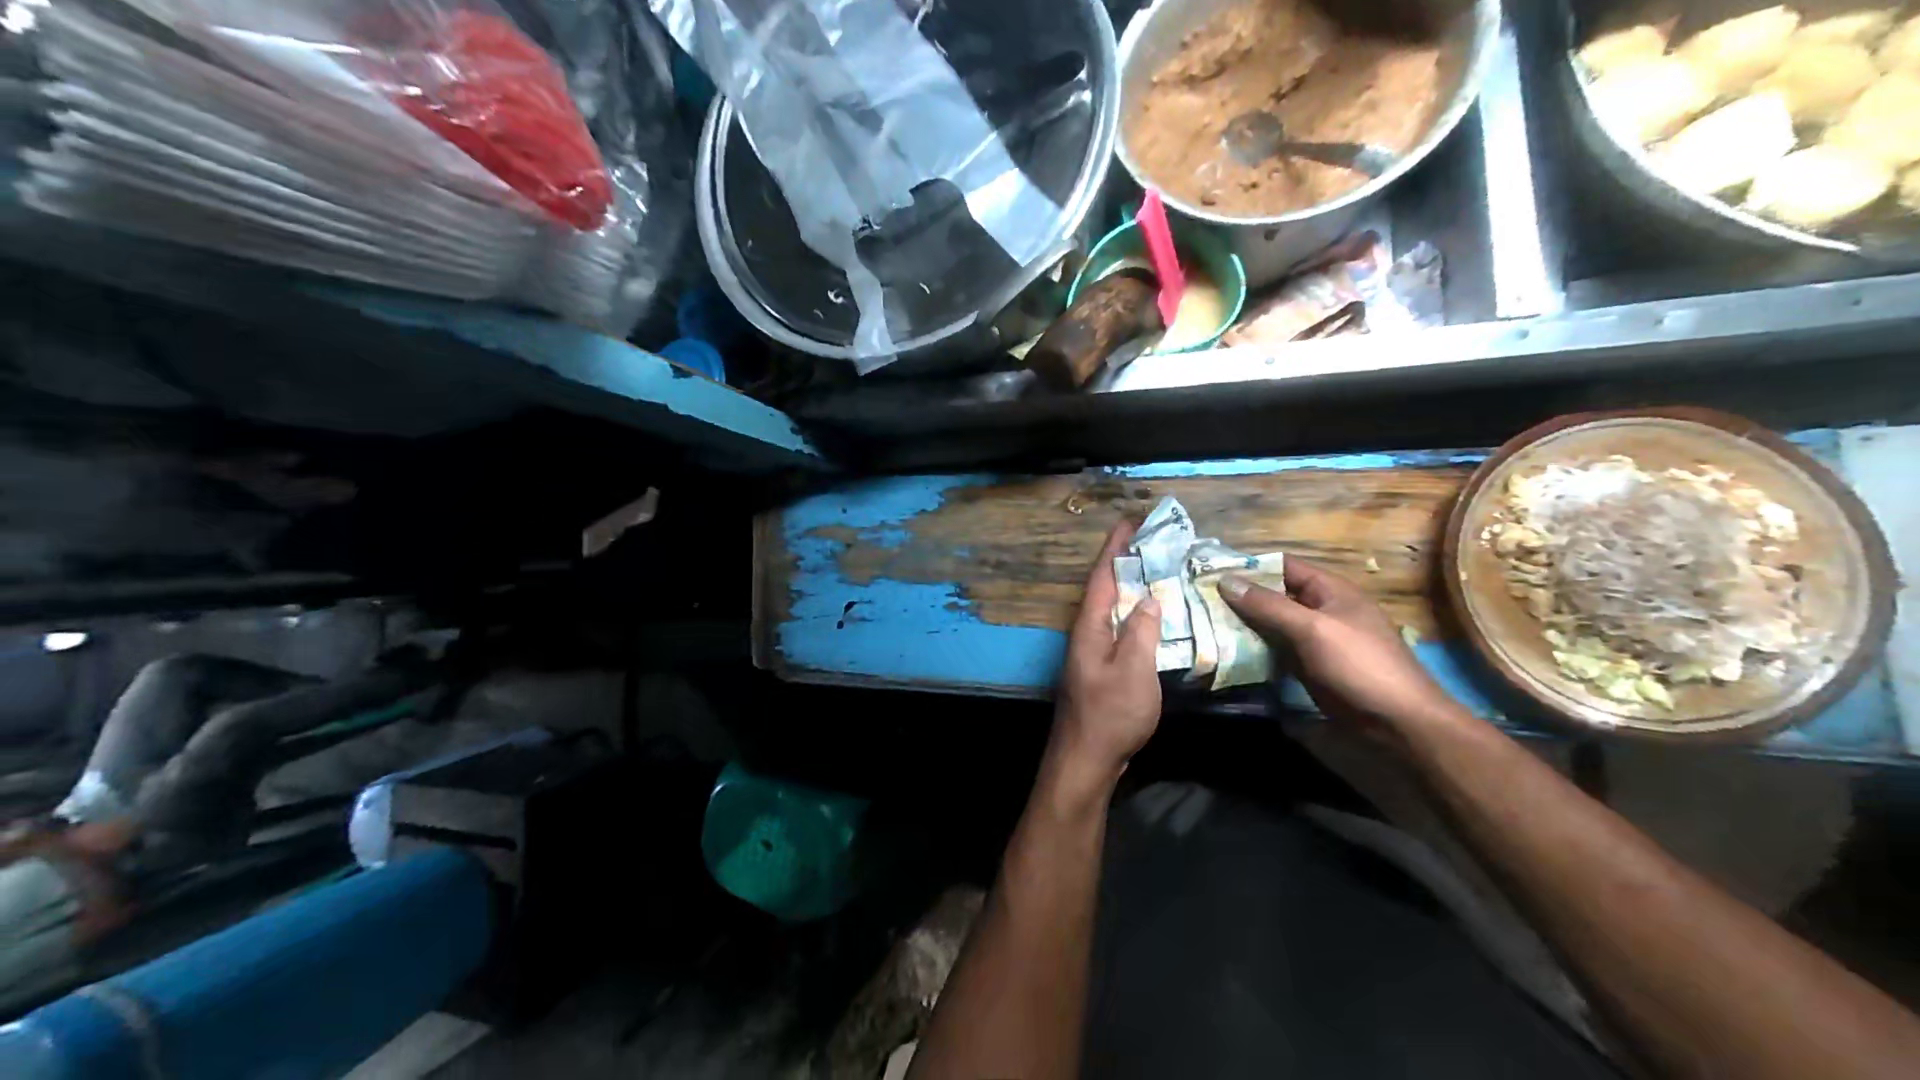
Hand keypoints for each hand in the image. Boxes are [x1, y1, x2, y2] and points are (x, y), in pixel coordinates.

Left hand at [1050, 521, 1162, 786]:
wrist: (1086, 760)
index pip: (1104, 575)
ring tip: (1160, 570)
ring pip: (1114, 608)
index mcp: (1091, 625)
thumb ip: (1143, 631)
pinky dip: (1137, 615)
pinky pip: (1120, 629)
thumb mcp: (1134, 670)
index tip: (1132, 520)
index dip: (1116, 546)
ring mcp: (1093, 651)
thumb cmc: (1110, 714)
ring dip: (1133, 587)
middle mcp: (1087, 632)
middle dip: (1127, 561)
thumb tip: (1150, 597)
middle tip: (1155, 541)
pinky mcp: (1101, 668)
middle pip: (1107, 587)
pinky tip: (1155, 618)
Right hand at [1220, 558, 1465, 734]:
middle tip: (1200, 603)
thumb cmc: (1359, 666)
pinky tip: (1228, 654)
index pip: (1282, 566)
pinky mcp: (1311, 667)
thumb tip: (1225, 580)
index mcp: (1331, 590)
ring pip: (1272, 625)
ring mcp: (1317, 641)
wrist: (1399, 723)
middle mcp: (1322, 610)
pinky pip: (1277, 651)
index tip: (1211, 573)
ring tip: (1205, 626)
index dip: (1249, 567)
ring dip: (1244, 626)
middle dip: (1240, 599)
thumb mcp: (1312, 629)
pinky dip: (1255, 650)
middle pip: (1274, 596)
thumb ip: (1268, 605)